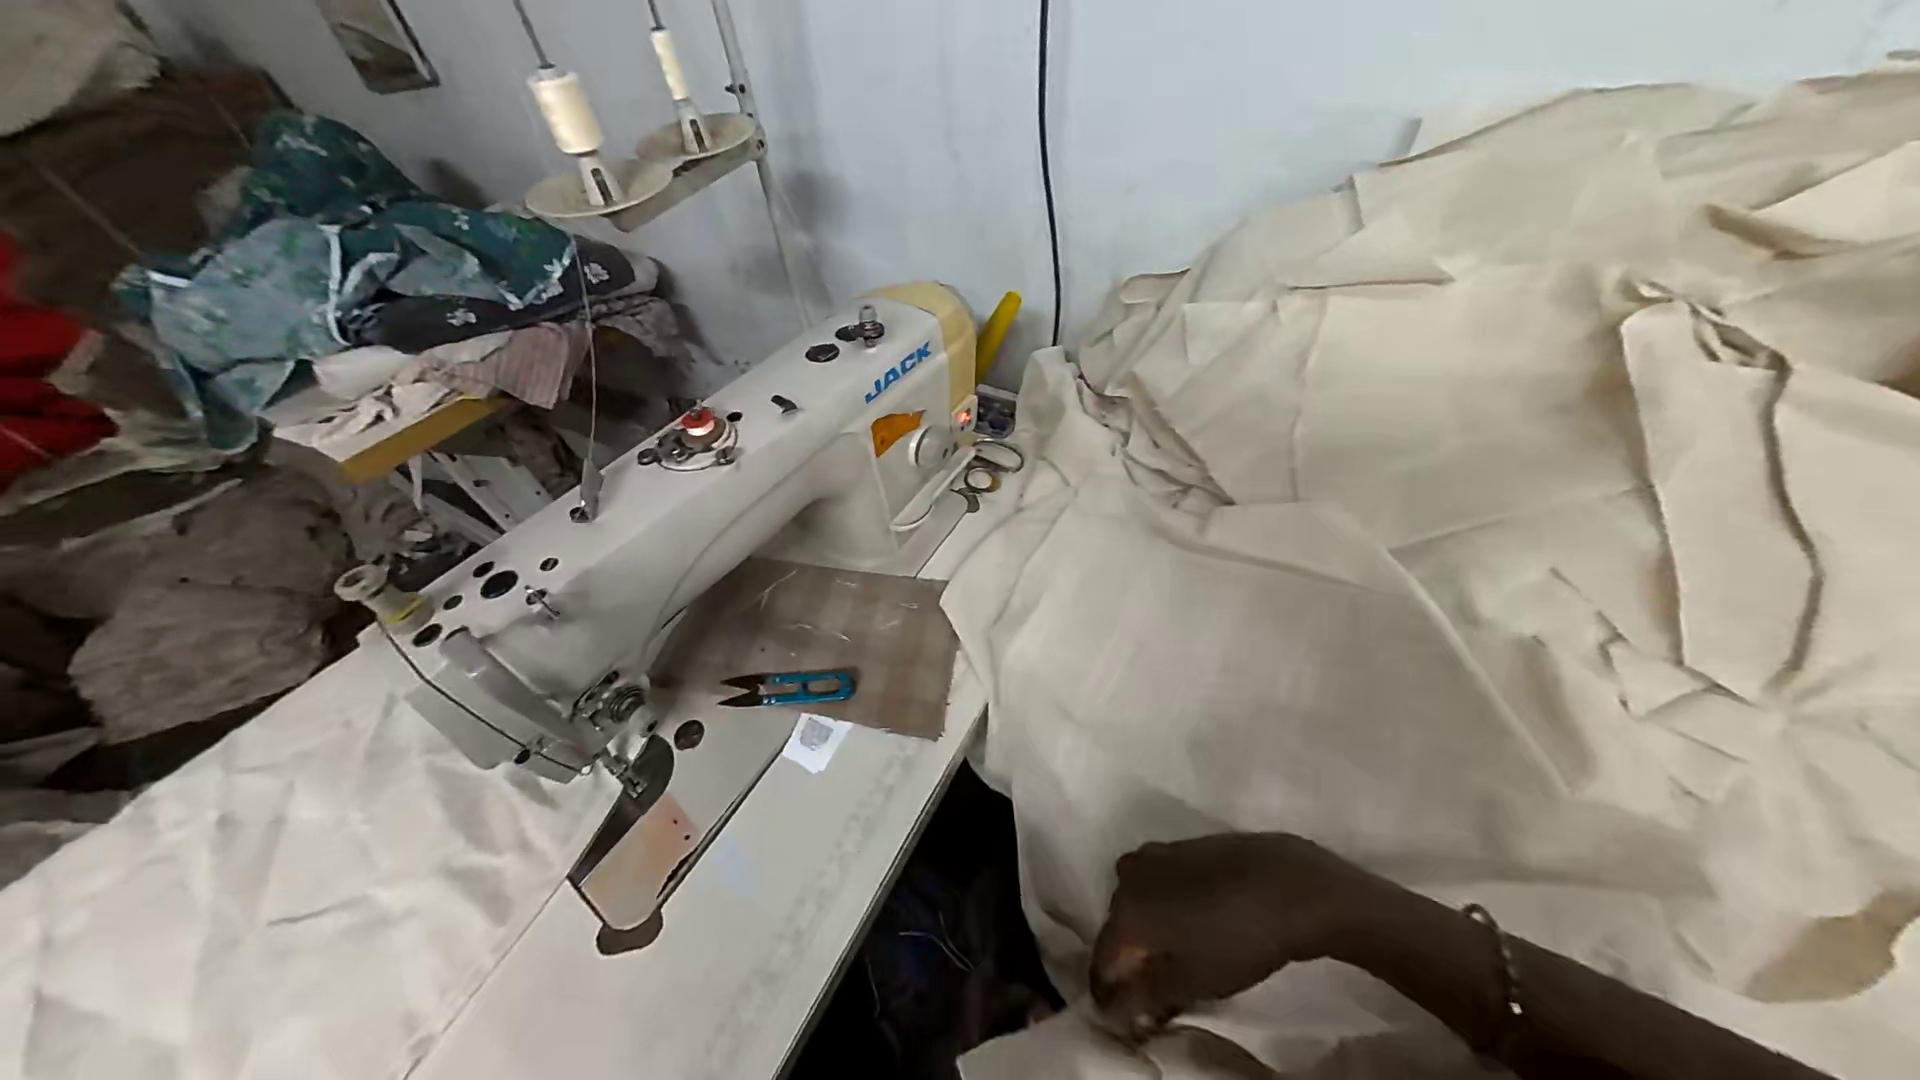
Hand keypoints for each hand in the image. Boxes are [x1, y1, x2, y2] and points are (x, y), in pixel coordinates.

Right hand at [1090, 833, 1409, 1039]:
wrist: (1287, 883)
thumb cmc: (1237, 941)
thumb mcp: (1191, 983)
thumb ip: (1147, 995)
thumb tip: (1119, 1009)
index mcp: (1123, 913)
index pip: (1102, 962)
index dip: (1112, 994)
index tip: (1131, 1017)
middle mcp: (1127, 878)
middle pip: (1117, 928)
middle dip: (1130, 959)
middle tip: (1156, 988)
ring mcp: (1153, 855)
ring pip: (1136, 899)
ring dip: (1148, 927)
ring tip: (1177, 952)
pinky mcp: (1178, 844)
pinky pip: (1158, 880)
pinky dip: (1165, 902)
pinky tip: (1195, 918)